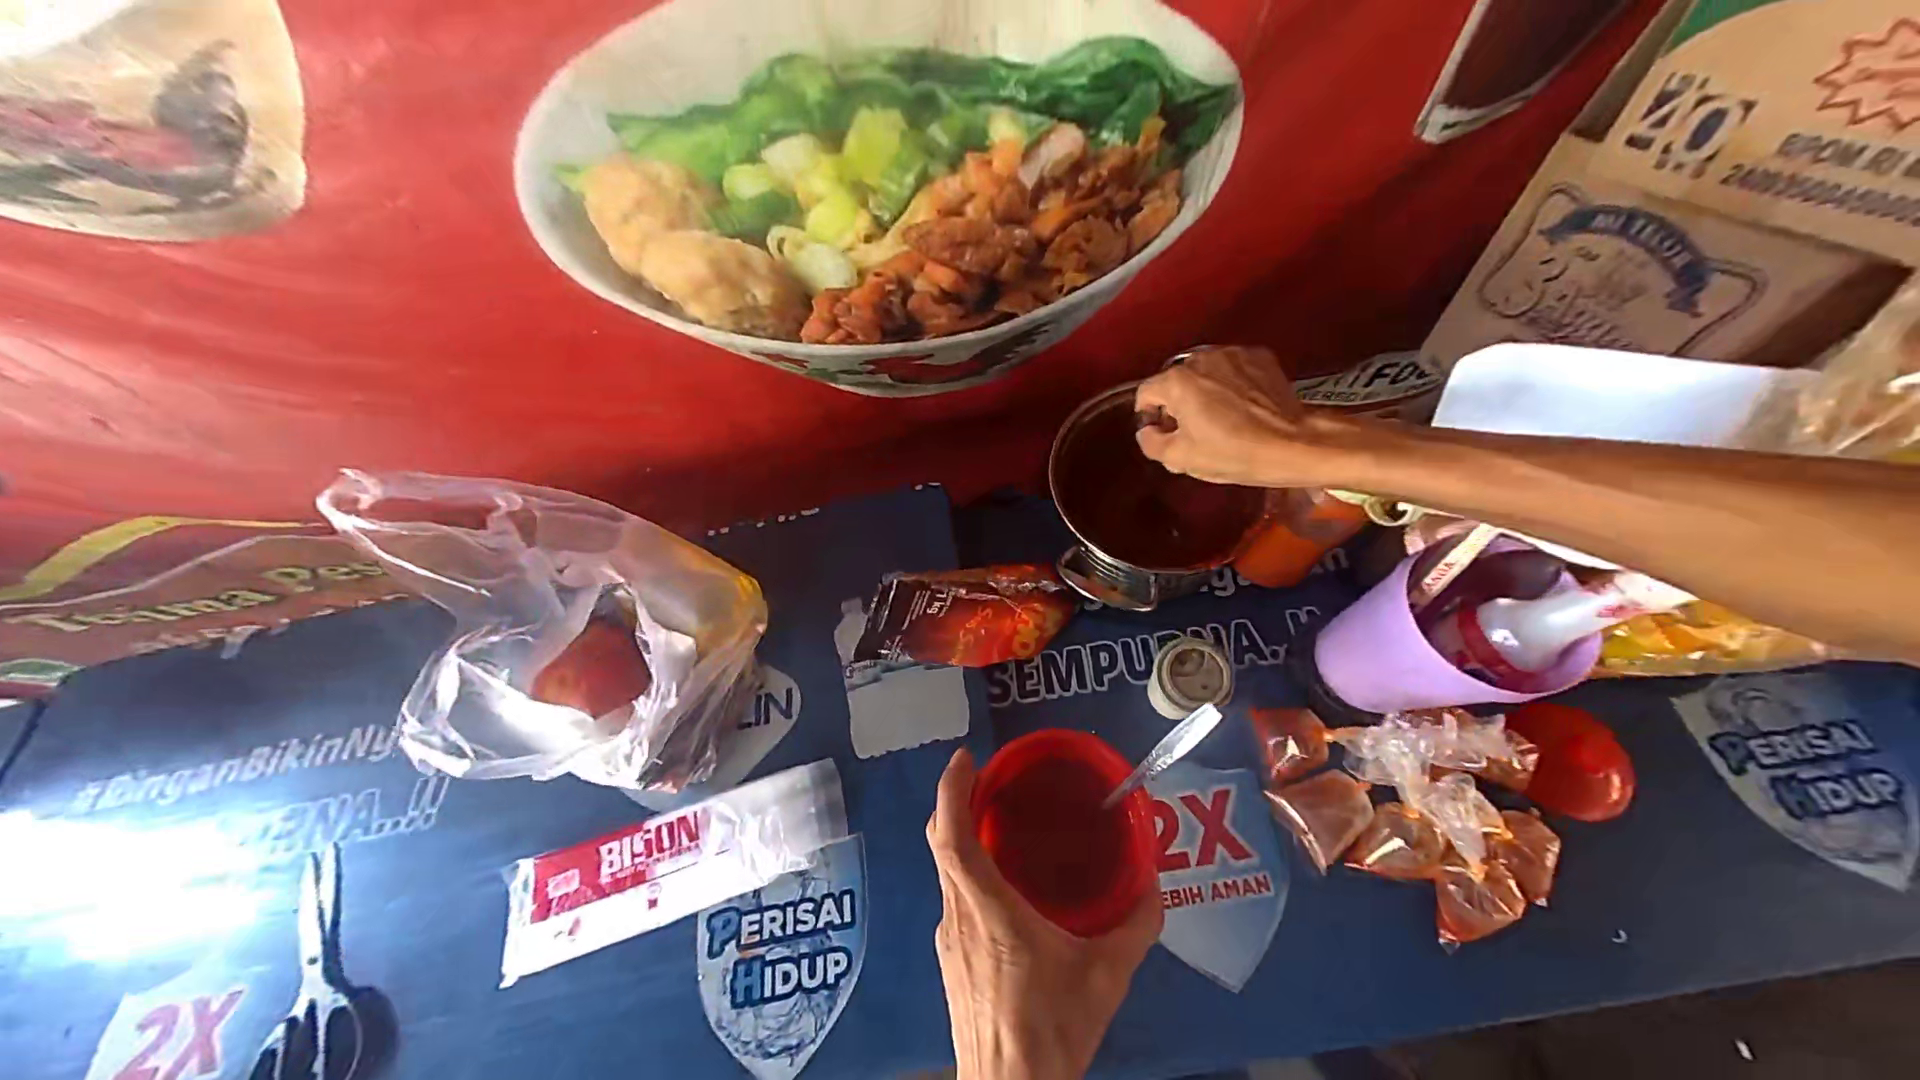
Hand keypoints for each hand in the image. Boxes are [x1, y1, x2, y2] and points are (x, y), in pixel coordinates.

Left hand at [927, 748, 1161, 1079]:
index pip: (953, 837)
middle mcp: (958, 914)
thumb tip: (1154, 885)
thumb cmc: (1051, 1029)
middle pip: (940, 842)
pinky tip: (997, 879)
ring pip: (943, 867)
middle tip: (981, 776)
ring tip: (992, 816)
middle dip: (954, 799)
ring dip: (958, 832)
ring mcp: (948, 936)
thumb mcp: (1105, 978)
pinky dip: (964, 865)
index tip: (964, 758)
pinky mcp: (949, 955)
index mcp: (989, 910)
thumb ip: (1133, 927)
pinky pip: (951, 892)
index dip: (952, 791)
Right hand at [1134, 345, 1359, 487]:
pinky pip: (1231, 368)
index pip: (1146, 392)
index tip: (1164, 433)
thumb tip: (1147, 430)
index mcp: (1177, 381)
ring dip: (1203, 390)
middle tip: (1192, 429)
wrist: (1293, 444)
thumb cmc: (1232, 453)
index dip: (1149, 415)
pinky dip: (1229, 383)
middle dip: (1177, 402)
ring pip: (1203, 372)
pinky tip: (1241, 406)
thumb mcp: (1180, 459)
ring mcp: (1233, 354)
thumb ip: (1150, 442)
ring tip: (1219, 417)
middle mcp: (1201, 358)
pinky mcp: (1259, 356)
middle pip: (1175, 380)